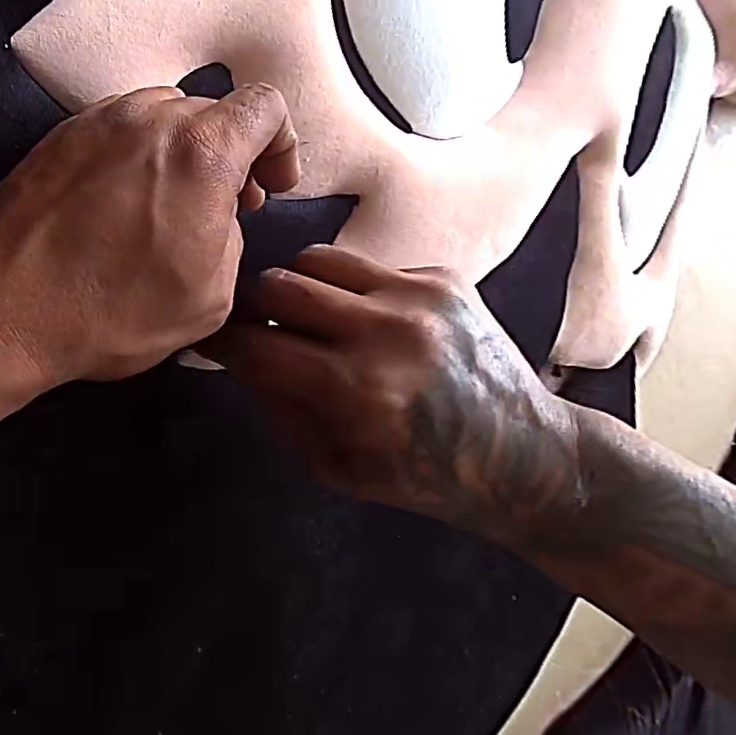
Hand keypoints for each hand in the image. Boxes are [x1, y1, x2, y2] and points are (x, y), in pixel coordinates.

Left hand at [0, 84, 297, 385]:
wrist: (3, 311)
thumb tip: (218, 215)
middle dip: (228, 155)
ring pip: (158, 118)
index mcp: (198, 151)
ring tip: (166, 205)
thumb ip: (231, 236)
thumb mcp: (207, 296)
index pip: (264, 106)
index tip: (269, 183)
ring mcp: (92, 124)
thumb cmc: (105, 312)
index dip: (280, 144)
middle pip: (209, 113)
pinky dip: (130, 156)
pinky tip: (117, 204)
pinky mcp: (54, 140)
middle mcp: (145, 120)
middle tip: (222, 206)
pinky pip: (111, 132)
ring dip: (176, 153)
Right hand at [200, 245, 581, 547]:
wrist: (528, 457)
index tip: (207, 342)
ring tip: (307, 318)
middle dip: (252, 308)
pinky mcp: (443, 278)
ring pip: (314, 259)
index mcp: (356, 391)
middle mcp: (386, 332)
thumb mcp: (329, 466)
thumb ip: (275, 406)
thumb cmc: (419, 475)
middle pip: (275, 285)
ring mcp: (419, 297)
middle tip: (257, 328)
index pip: (254, 346)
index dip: (218, 342)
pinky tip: (364, 320)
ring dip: (295, 288)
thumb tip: (239, 355)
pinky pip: (361, 266)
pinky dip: (345, 289)